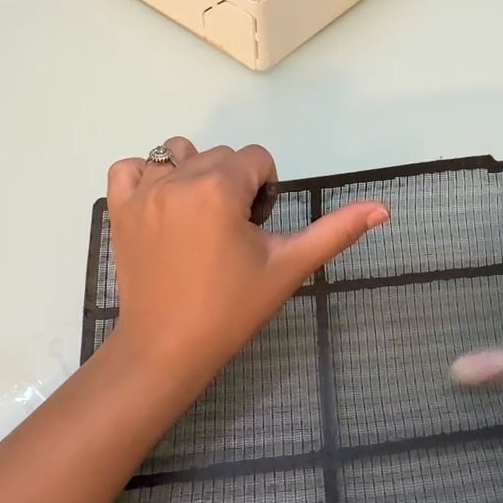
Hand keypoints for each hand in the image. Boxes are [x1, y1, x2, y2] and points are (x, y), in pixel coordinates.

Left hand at [105, 137, 387, 385]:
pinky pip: (129, 167)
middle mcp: (180, 179)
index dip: (265, 192)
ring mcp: (144, 193)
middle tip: (234, 235)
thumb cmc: (232, 309)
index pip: (257, 158)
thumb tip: (382, 209)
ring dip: (195, 174)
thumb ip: (336, 231)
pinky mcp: (120, 209)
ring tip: (200, 217)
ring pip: (178, 153)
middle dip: (235, 185)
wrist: (166, 350)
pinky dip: (147, 176)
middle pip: (222, 155)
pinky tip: (164, 205)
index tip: (257, 231)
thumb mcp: (288, 267)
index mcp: (221, 188)